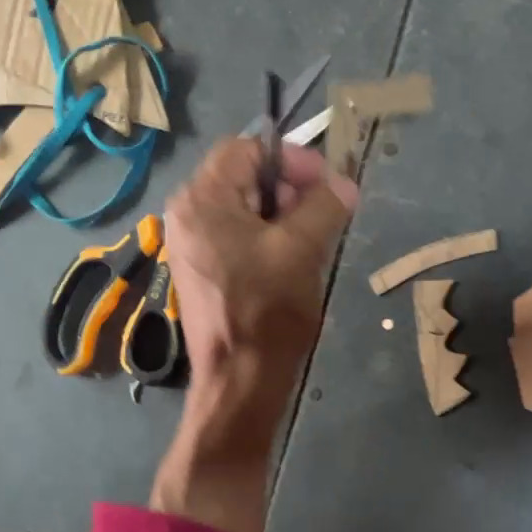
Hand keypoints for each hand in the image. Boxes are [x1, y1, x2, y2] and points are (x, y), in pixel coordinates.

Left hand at [150, 138, 358, 531]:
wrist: (241, 381)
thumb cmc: (268, 313)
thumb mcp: (302, 252)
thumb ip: (323, 208)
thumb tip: (344, 184)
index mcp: (201, 200)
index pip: (247, 150)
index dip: (293, 161)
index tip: (329, 185)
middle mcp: (187, 215)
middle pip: (243, 180)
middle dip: (289, 191)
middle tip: (324, 217)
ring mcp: (191, 247)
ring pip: (243, 212)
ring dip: (282, 219)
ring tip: (313, 244)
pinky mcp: (202, 274)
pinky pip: (237, 240)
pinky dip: (267, 242)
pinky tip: (292, 266)